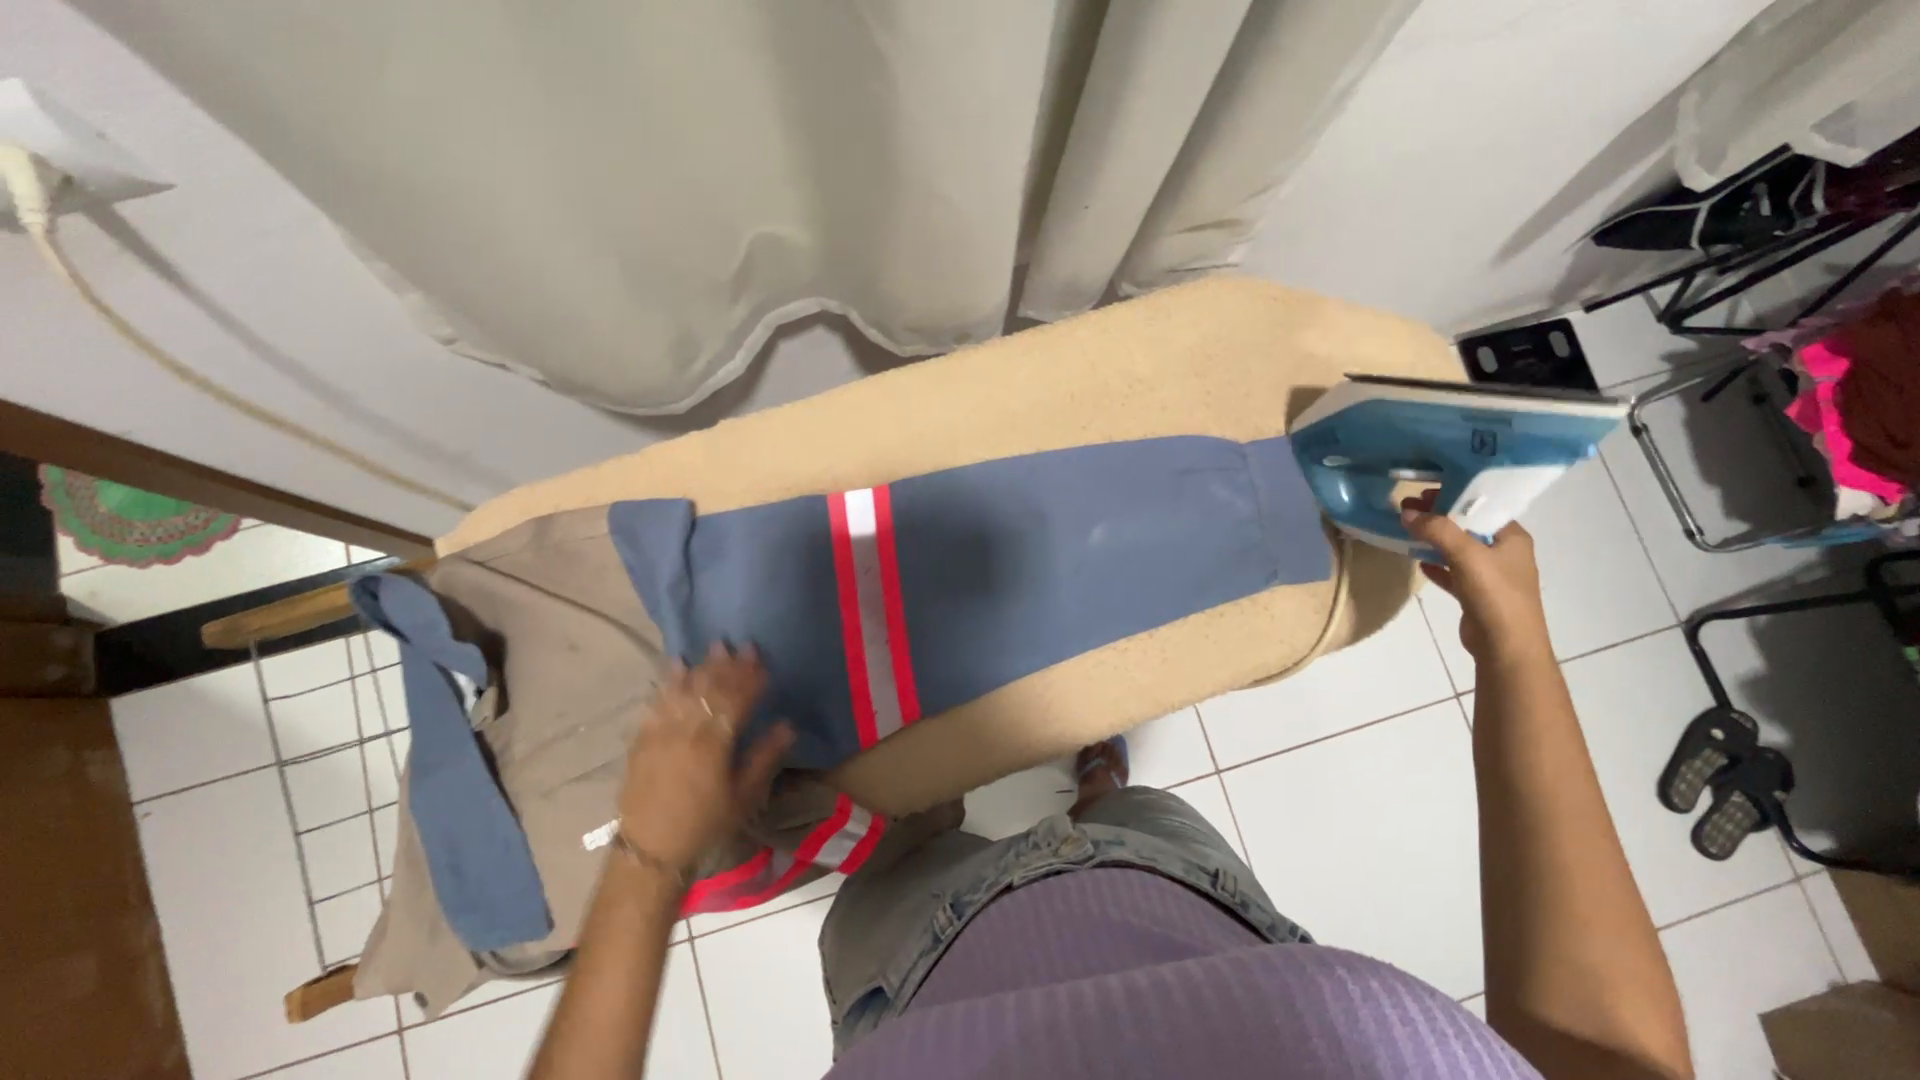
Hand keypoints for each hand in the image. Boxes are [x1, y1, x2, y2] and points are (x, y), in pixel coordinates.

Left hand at [616, 642, 793, 873]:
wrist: (651, 850)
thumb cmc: (705, 826)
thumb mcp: (743, 797)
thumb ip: (764, 757)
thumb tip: (787, 725)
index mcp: (715, 744)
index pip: (737, 699)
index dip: (751, 679)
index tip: (763, 661)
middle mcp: (686, 730)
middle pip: (711, 689)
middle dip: (728, 666)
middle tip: (741, 645)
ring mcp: (660, 732)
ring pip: (685, 689)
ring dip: (702, 666)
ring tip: (714, 647)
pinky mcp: (642, 739)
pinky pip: (657, 701)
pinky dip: (669, 681)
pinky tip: (676, 665)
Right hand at [1400, 491, 1552, 667]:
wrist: (1505, 646)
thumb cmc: (1495, 595)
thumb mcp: (1467, 555)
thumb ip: (1438, 530)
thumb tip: (1406, 513)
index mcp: (1512, 537)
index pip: (1482, 506)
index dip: (1453, 496)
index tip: (1422, 492)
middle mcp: (1505, 552)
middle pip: (1467, 526)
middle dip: (1438, 516)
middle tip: (1407, 508)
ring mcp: (1491, 575)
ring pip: (1458, 549)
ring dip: (1434, 538)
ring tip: (1406, 529)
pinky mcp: (1476, 594)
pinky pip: (1452, 572)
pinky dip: (1436, 564)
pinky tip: (1417, 560)